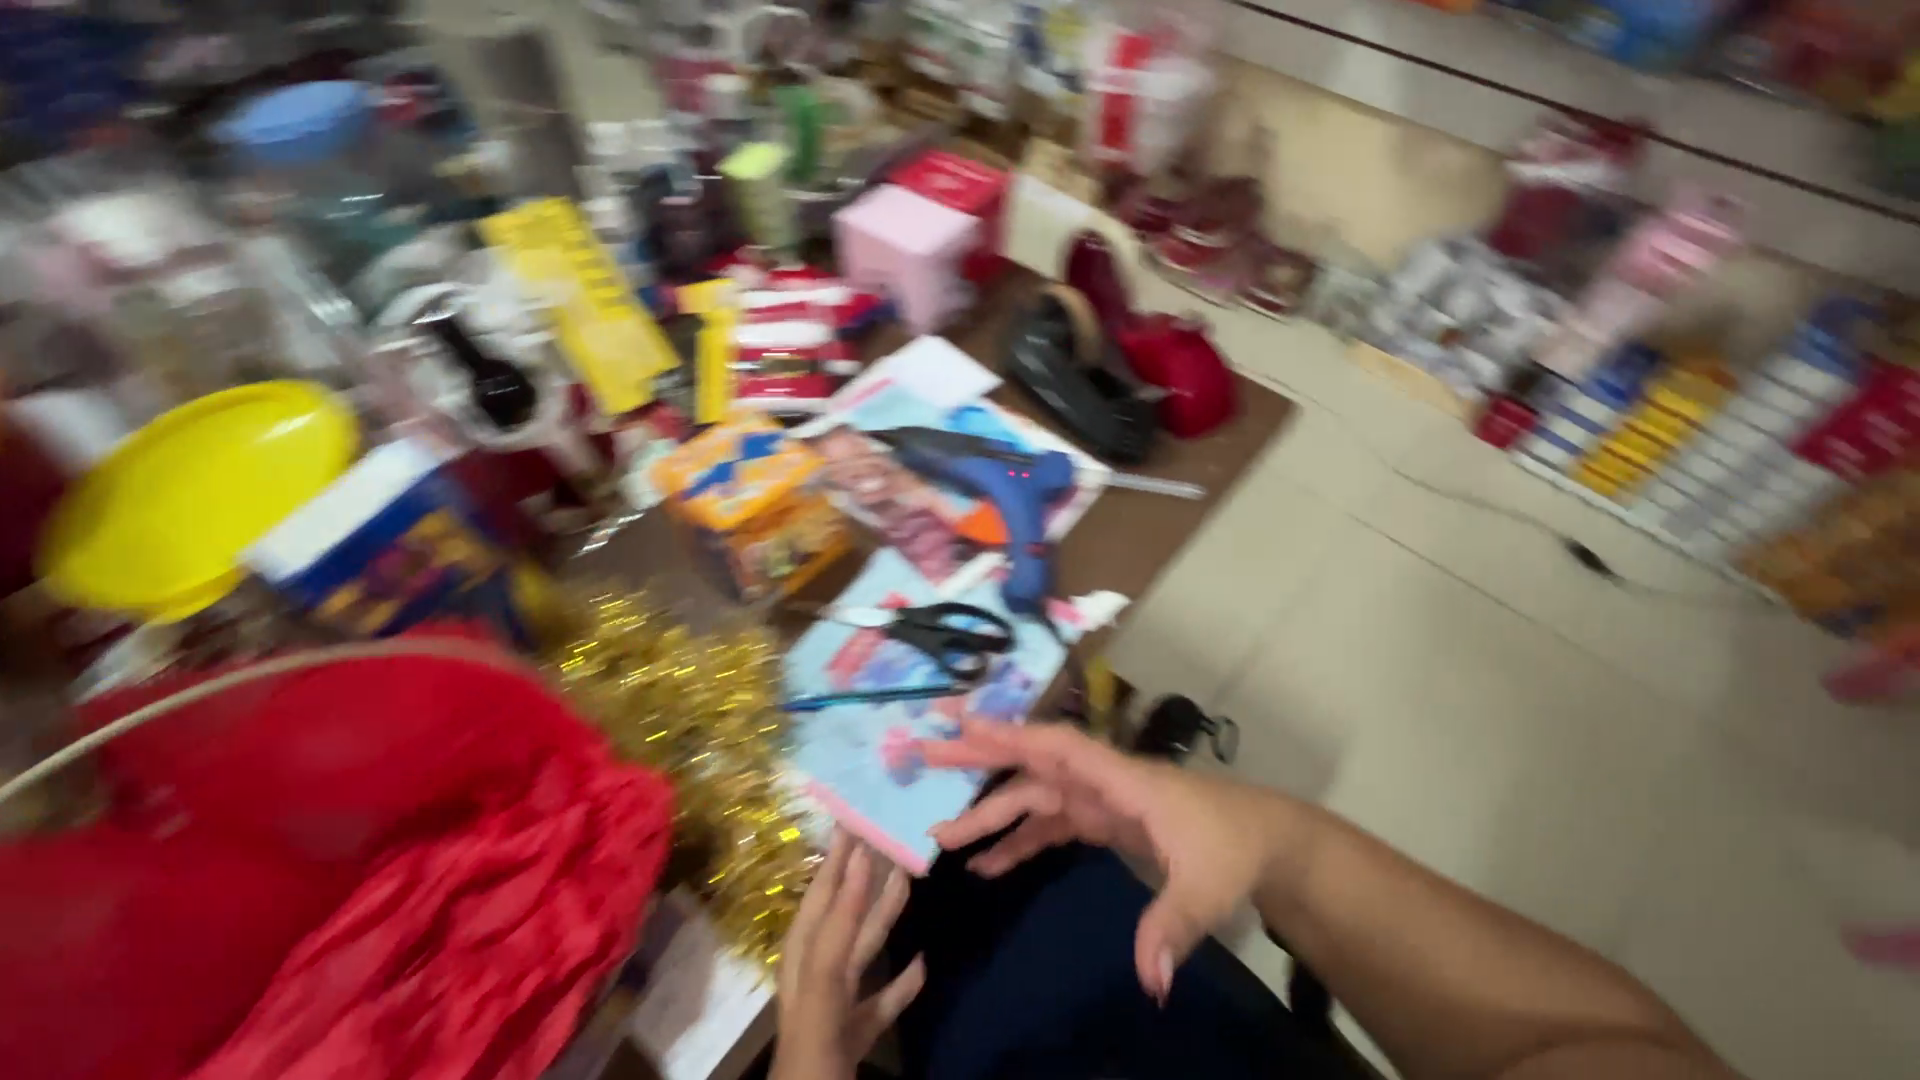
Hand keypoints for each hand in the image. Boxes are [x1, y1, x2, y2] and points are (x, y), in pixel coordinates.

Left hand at [772, 829, 926, 1079]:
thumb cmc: (812, 1052)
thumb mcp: (823, 987)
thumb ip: (839, 930)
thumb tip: (859, 863)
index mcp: (803, 957)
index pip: (822, 892)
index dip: (838, 855)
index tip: (858, 814)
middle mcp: (818, 974)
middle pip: (845, 914)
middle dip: (865, 876)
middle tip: (890, 835)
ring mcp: (838, 1007)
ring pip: (865, 949)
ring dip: (885, 915)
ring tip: (910, 879)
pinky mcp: (857, 1037)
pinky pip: (881, 1000)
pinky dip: (901, 980)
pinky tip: (923, 961)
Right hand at [922, 718, 1300, 1002]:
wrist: (1262, 841)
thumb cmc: (1232, 848)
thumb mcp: (1205, 889)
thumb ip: (1172, 927)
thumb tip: (1149, 983)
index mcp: (1122, 779)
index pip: (1061, 748)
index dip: (1013, 735)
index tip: (965, 725)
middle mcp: (1100, 782)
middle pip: (1032, 766)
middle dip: (979, 760)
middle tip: (925, 757)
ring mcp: (1097, 801)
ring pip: (1032, 799)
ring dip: (990, 814)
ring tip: (943, 835)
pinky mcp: (1099, 822)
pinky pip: (1047, 828)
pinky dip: (1016, 843)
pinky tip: (986, 865)